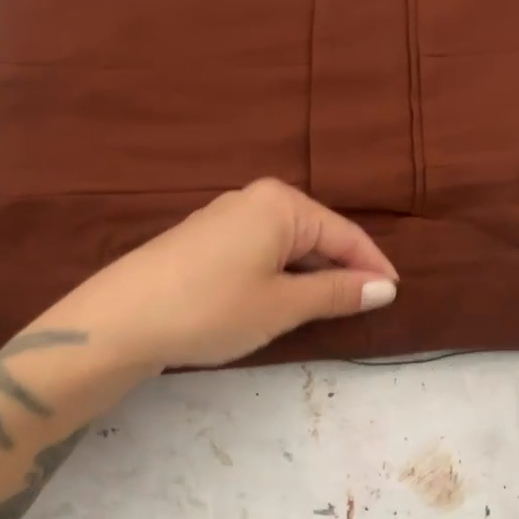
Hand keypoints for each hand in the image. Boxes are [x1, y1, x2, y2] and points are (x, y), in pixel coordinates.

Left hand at [48, 179, 398, 370]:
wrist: (122, 319)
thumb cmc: (213, 308)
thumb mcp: (284, 305)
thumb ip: (337, 293)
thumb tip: (386, 288)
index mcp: (282, 204)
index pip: (345, 234)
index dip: (373, 267)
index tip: (396, 296)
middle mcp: (255, 199)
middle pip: (316, 234)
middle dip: (342, 269)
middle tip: (365, 307)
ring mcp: (226, 217)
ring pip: (287, 244)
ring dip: (311, 274)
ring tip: (329, 309)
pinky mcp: (205, 239)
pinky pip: (261, 250)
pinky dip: (281, 274)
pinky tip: (281, 299)